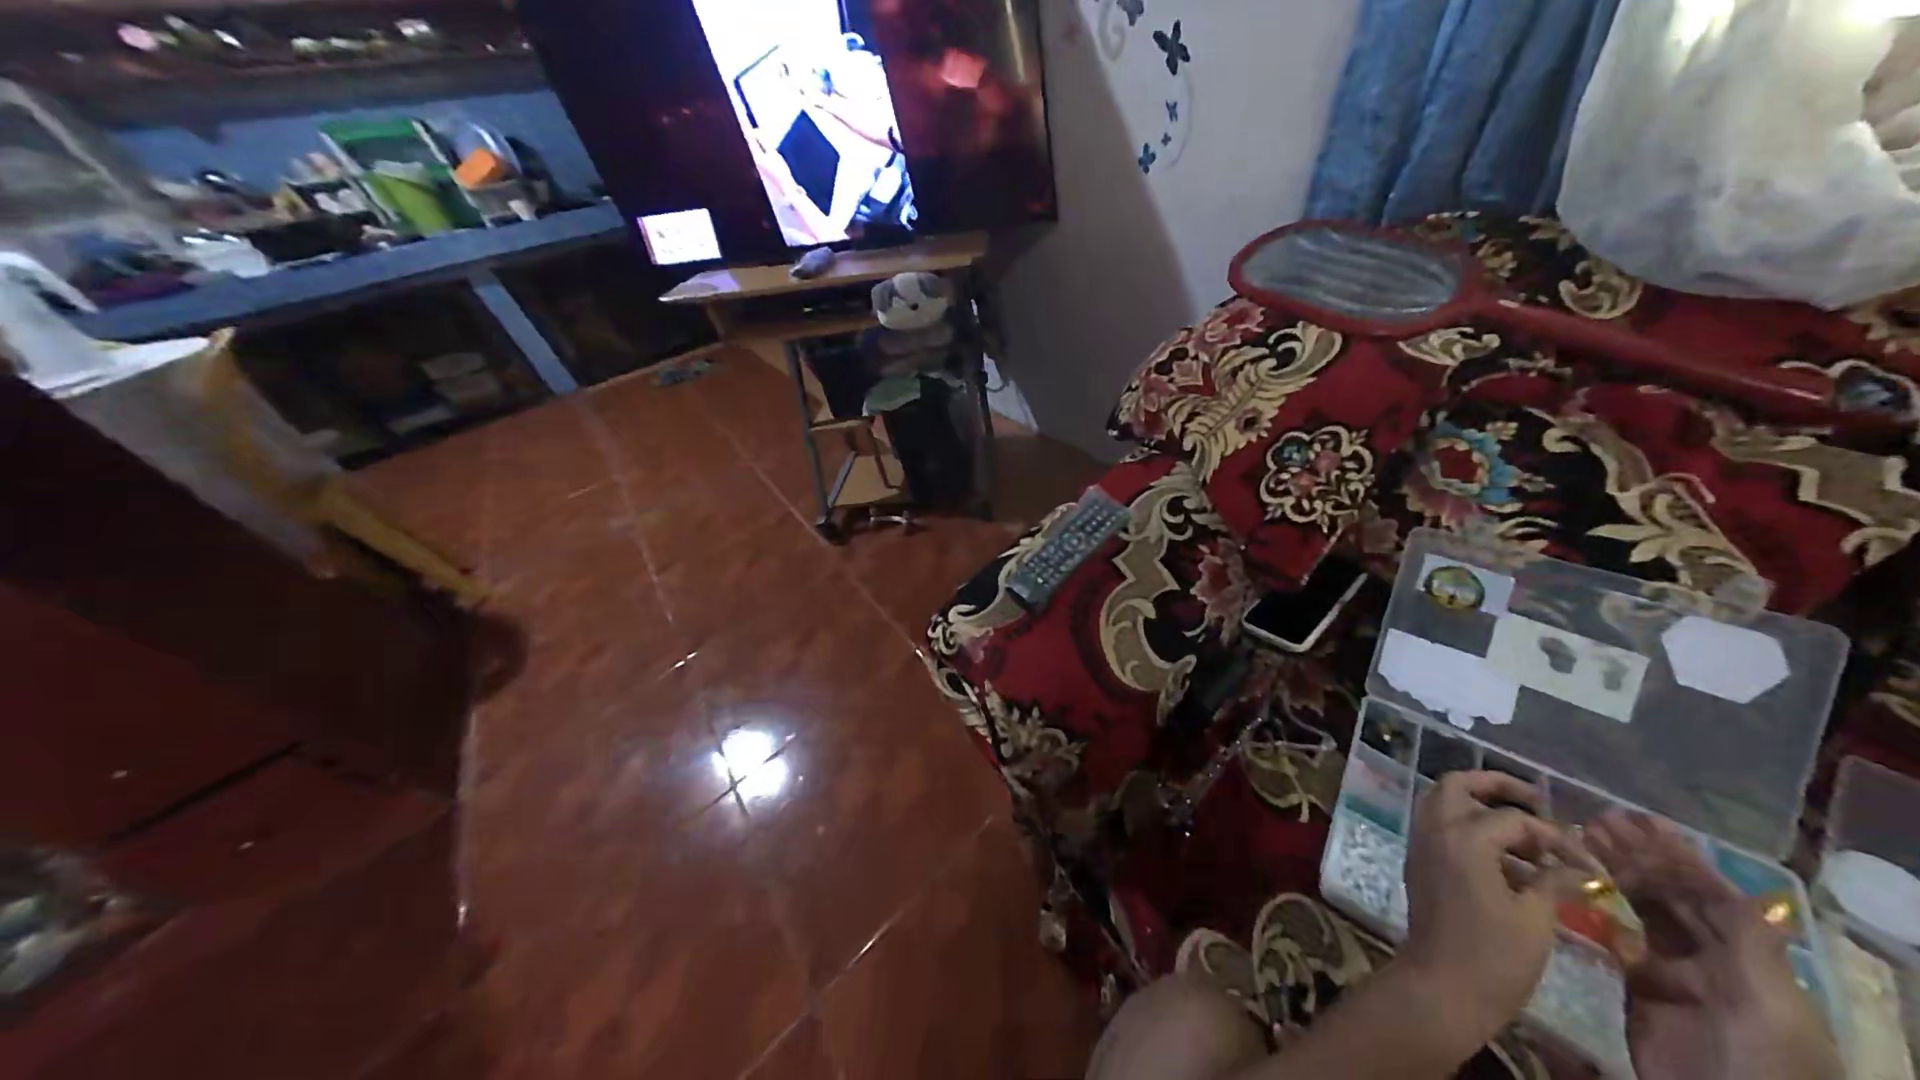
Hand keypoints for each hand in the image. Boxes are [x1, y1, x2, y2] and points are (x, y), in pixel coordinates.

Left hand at [1398, 771, 1593, 1044]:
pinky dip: (1468, 830)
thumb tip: (1579, 868)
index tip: (1590, 865)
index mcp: (1461, 837)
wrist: (1442, 985)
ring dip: (1480, 808)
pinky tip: (1508, 864)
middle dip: (1495, 786)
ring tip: (1528, 841)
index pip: (1513, 818)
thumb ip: (1553, 882)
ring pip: (1444, 804)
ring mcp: (1420, 844)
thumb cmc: (1493, 955)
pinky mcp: (1419, 862)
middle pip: (1457, 785)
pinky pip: (1440, 828)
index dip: (1556, 838)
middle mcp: (1433, 830)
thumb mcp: (1534, 918)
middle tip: (1536, 803)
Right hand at [1585, 811, 1841, 1079]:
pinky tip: (1576, 886)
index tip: (1639, 821)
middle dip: (1636, 854)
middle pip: (1671, 895)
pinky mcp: (1639, 987)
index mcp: (1745, 958)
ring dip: (1616, 872)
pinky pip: (1619, 939)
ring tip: (1581, 837)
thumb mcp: (1769, 1007)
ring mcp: (1672, 972)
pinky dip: (1599, 910)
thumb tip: (1746, 890)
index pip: (1707, 893)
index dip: (1675, 856)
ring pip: (1643, 909)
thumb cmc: (1760, 1061)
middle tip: (1595, 819)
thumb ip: (1755, 948)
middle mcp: (1710, 957)